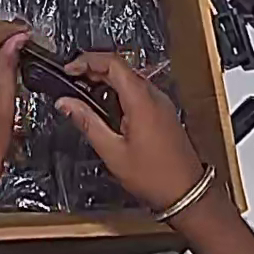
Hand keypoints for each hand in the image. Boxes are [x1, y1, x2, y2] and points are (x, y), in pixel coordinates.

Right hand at [57, 53, 206, 214]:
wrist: (187, 193)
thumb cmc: (153, 176)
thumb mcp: (113, 151)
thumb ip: (88, 122)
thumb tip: (65, 103)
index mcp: (141, 99)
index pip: (113, 63)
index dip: (88, 60)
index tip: (69, 69)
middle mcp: (153, 94)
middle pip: (121, 67)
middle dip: (94, 69)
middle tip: (72, 80)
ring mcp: (160, 101)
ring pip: (129, 78)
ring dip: (106, 79)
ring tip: (84, 92)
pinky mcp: (163, 111)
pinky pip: (138, 90)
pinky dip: (119, 90)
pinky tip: (107, 106)